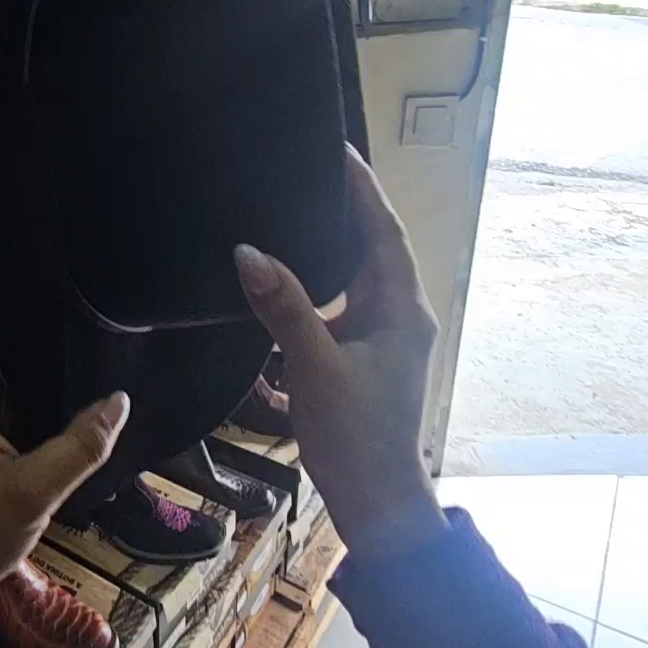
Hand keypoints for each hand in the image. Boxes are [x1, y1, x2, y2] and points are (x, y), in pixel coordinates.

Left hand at [0, 273, 130, 599]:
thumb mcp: (29, 492)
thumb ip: (77, 448)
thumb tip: (120, 400)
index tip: (22, 237)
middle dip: (23, 293)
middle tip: (70, 262)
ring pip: (8, 354)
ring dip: (33, 329)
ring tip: (78, 296)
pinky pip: (19, 383)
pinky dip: (40, 365)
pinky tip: (73, 359)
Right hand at [233, 145, 447, 559]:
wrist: (374, 497)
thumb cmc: (356, 432)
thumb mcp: (316, 365)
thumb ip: (284, 307)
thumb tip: (247, 252)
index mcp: (400, 309)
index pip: (384, 232)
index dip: (364, 189)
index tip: (338, 150)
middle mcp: (397, 314)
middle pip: (372, 246)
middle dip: (345, 208)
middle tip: (306, 174)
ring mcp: (381, 335)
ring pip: (354, 275)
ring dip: (329, 245)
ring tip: (292, 213)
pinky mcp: (362, 353)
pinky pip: (338, 302)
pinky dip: (316, 283)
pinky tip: (285, 278)